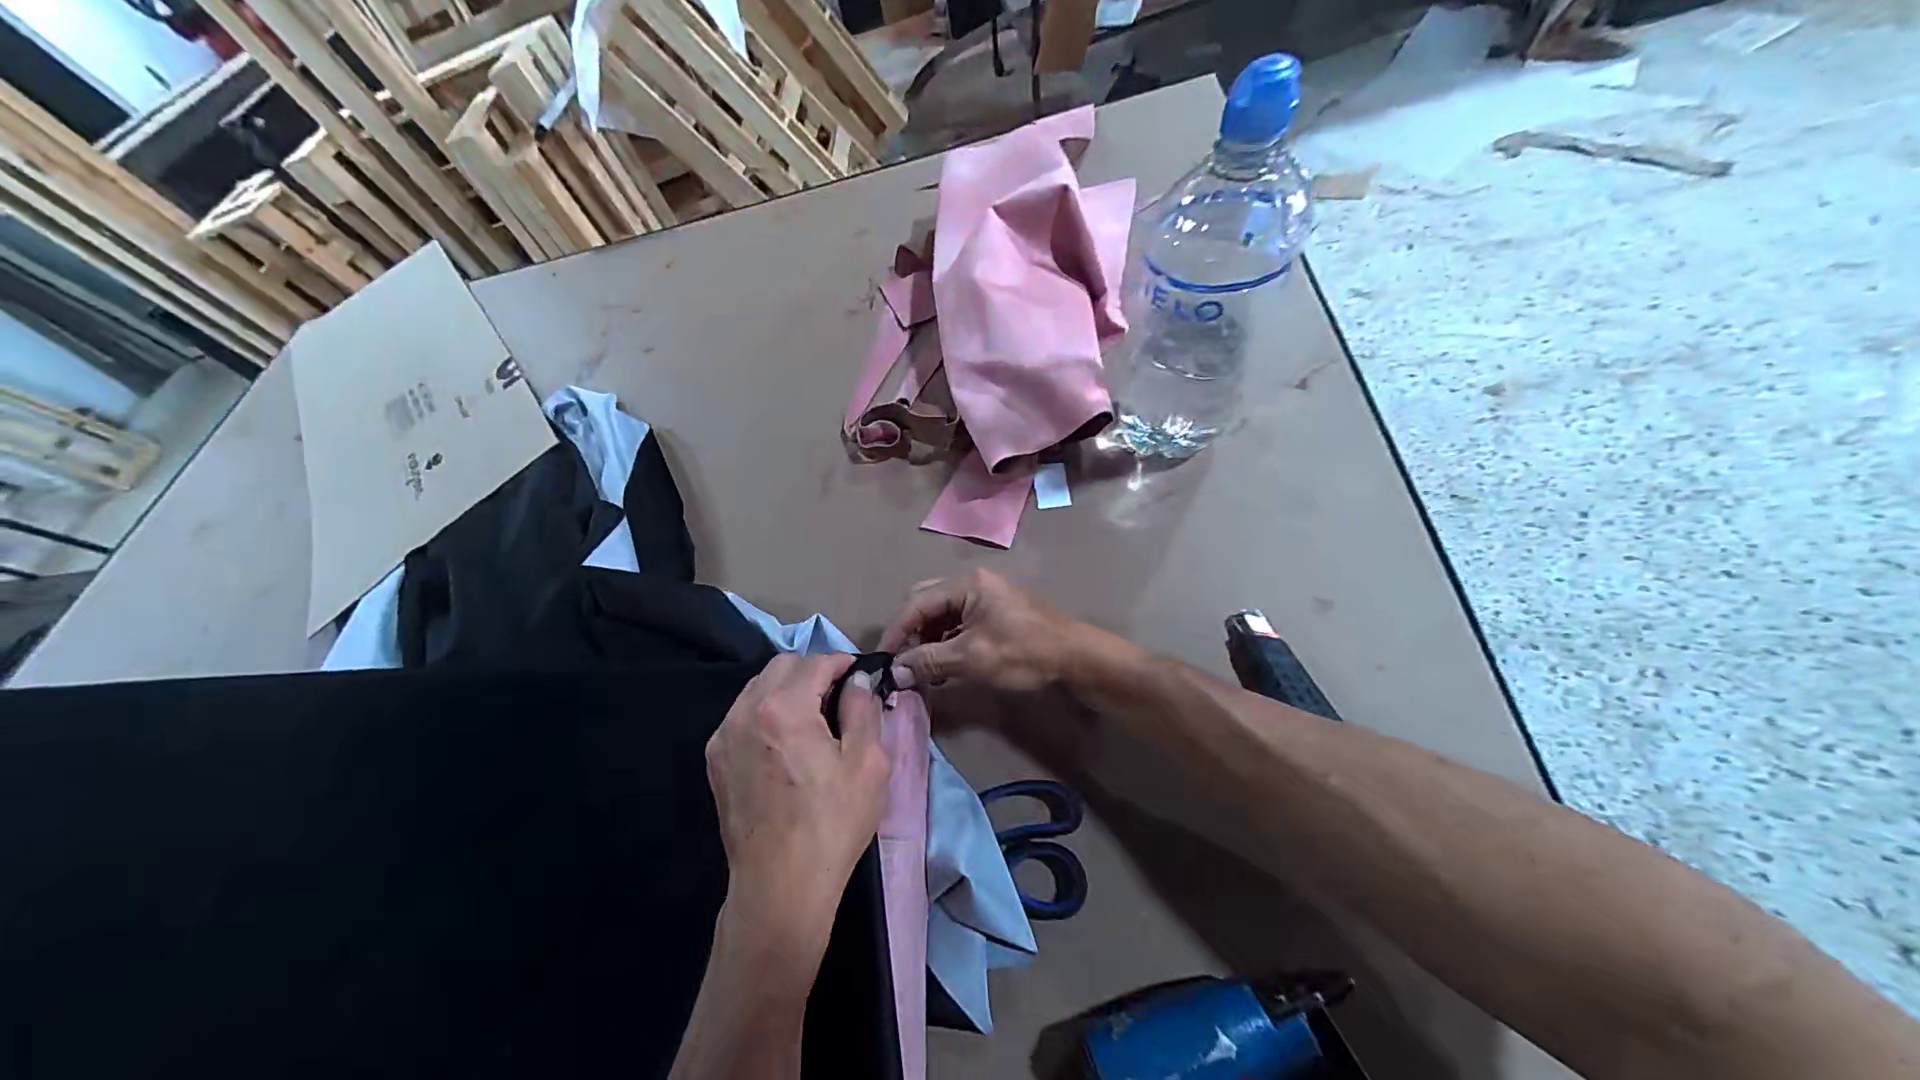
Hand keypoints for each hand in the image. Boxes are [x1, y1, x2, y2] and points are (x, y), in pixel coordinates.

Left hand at [705, 654, 890, 972]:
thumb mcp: (867, 763)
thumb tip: (857, 682)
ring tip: (813, 718)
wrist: (781, 885)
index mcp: (783, 709)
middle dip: (813, 671)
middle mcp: (745, 713)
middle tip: (839, 695)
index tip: (860, 675)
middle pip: (781, 666)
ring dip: (788, 689)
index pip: (815, 662)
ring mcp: (724, 736)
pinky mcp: (715, 759)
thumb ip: (863, 710)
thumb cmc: (832, 824)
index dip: (842, 663)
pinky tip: (786, 741)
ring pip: (758, 687)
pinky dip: (766, 712)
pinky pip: (742, 715)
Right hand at [879, 568, 1121, 691]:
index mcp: (967, 585)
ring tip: (925, 669)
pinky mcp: (996, 612)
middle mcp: (974, 583)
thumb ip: (930, 662)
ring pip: (943, 615)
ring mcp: (987, 596)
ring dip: (930, 640)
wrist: (1076, 657)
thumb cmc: (1024, 652)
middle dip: (913, 634)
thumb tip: (896, 672)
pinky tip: (946, 665)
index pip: (917, 603)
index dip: (897, 632)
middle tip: (907, 663)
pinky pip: (960, 622)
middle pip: (928, 604)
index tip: (886, 659)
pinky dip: (948, 641)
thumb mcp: (972, 658)